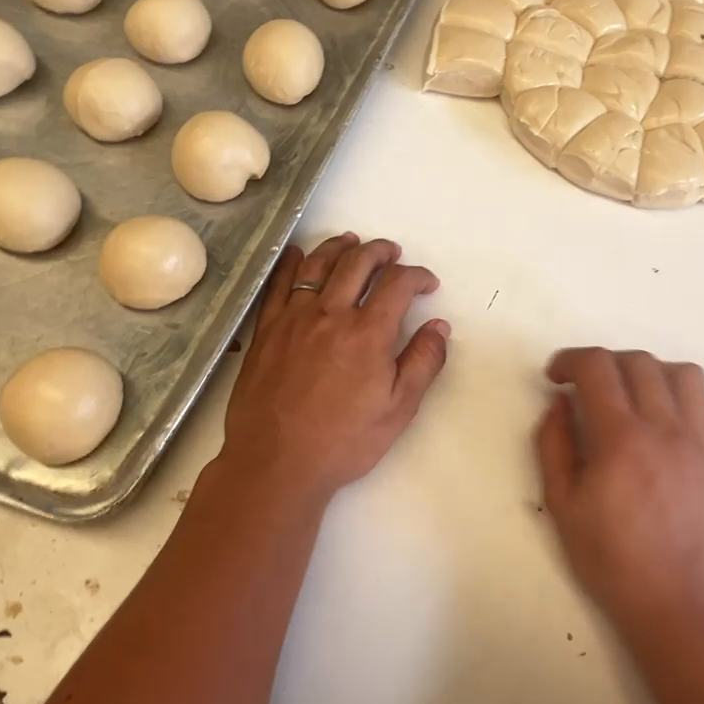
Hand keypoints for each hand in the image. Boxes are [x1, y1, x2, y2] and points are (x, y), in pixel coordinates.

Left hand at [217, 234, 450, 503]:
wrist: (277, 462)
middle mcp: (331, 314)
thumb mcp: (398, 410)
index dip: (417, 275)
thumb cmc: (344, 441)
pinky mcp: (266, 330)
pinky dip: (291, 263)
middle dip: (381, 251)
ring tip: (351, 241)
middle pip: (357, 263)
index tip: (427, 283)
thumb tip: (438, 326)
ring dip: (339, 247)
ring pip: (317, 265)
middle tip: (392, 252)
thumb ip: (423, 362)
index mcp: (369, 333)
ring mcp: (293, 319)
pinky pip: (278, 284)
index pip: (398, 284)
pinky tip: (298, 256)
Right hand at [535, 348, 703, 624]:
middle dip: (602, 363)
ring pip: (681, 372)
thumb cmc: (609, 556)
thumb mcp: (560, 504)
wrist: (673, 596)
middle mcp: (663, 427)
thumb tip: (559, 402)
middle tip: (583, 388)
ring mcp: (697, 438)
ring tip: (628, 394)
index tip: (555, 377)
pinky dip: (681, 395)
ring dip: (648, 370)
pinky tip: (660, 417)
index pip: (597, 367)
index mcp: (620, 438)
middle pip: (637, 361)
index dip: (570, 360)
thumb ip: (554, 443)